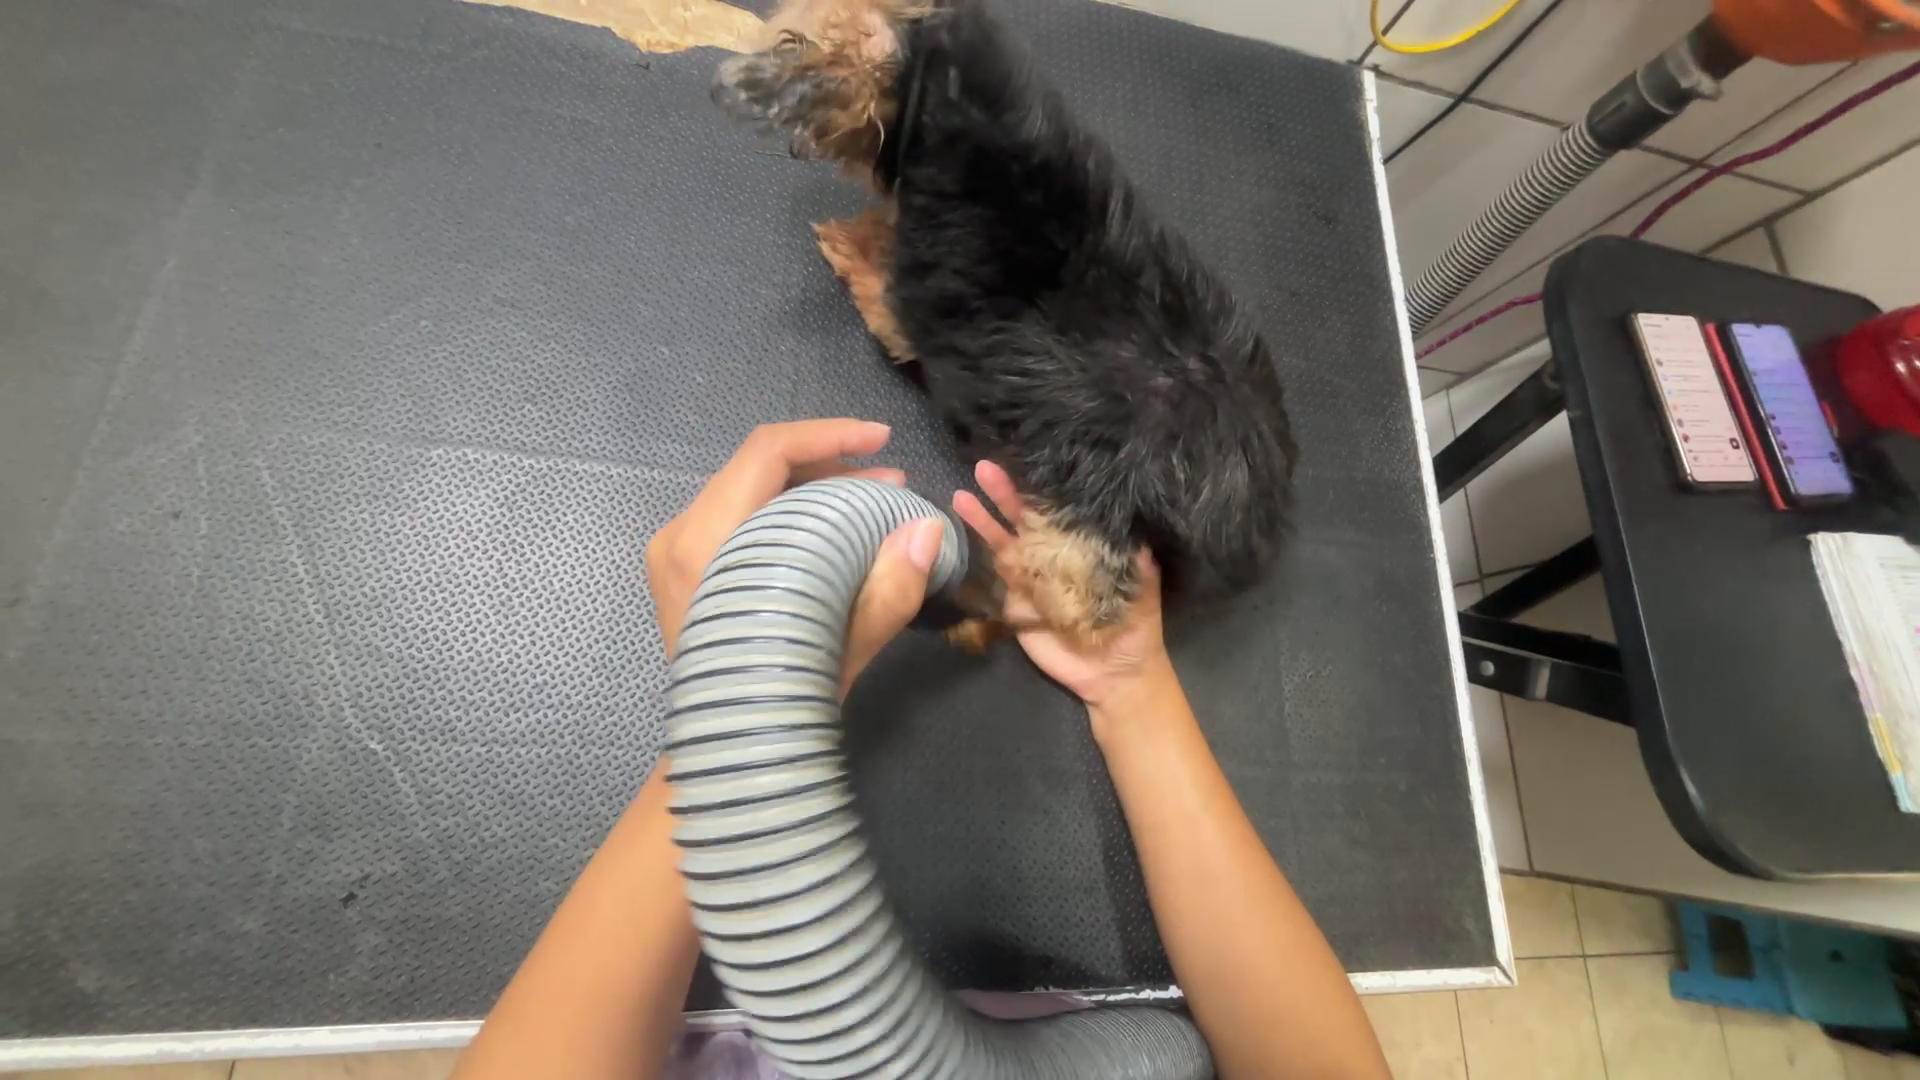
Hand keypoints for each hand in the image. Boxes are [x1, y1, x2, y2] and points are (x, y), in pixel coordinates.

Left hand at [646, 420, 946, 694]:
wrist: (728, 748)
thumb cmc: (781, 700)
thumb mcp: (842, 649)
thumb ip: (887, 592)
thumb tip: (928, 531)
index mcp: (706, 547)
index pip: (765, 455)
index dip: (829, 436)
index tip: (884, 439)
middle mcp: (680, 534)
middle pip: (759, 464)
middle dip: (831, 461)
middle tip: (891, 479)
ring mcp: (677, 547)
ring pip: (753, 485)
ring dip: (816, 483)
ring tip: (875, 497)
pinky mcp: (686, 562)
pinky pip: (745, 511)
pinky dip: (793, 506)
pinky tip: (836, 522)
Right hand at [952, 461, 1174, 708]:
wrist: (1115, 674)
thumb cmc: (1135, 627)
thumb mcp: (1143, 583)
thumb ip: (1134, 552)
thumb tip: (1127, 509)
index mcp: (1082, 545)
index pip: (1060, 509)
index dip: (1043, 487)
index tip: (1027, 460)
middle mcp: (1054, 554)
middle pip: (1025, 518)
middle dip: (1005, 493)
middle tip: (985, 467)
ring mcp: (1031, 575)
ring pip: (1004, 540)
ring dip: (984, 516)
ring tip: (963, 493)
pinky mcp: (1015, 600)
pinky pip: (998, 572)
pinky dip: (981, 550)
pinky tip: (964, 533)